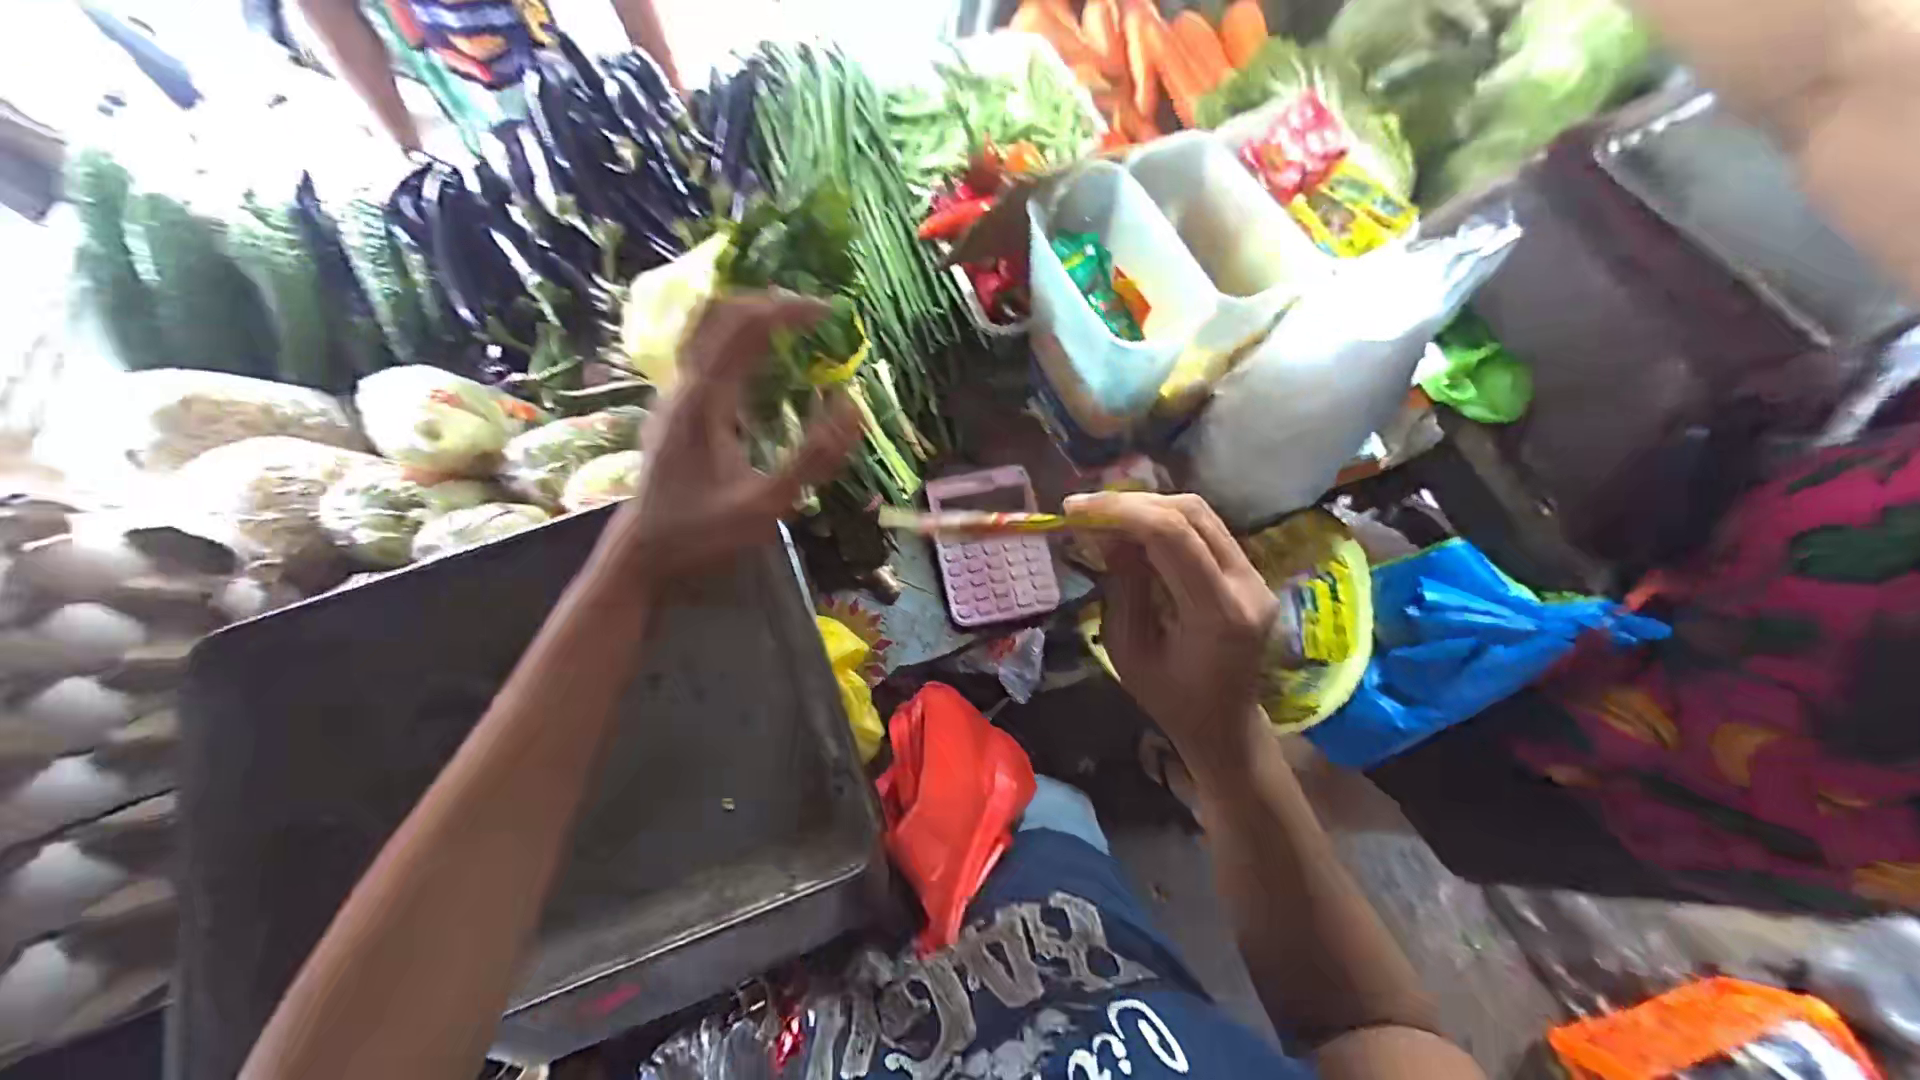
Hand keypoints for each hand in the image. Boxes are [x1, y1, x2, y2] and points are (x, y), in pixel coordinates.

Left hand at [594, 292, 860, 588]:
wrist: (642, 554)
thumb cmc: (702, 534)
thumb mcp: (766, 504)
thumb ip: (813, 458)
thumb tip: (854, 407)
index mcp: (704, 401)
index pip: (745, 328)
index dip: (790, 311)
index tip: (831, 312)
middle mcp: (683, 387)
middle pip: (717, 313)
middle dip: (768, 303)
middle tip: (813, 312)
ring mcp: (673, 397)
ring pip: (705, 330)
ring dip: (749, 318)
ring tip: (793, 326)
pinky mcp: (674, 411)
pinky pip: (704, 355)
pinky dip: (737, 343)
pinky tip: (764, 365)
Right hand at [1066, 492, 1278, 770]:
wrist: (1225, 724)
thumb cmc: (1170, 700)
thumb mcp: (1128, 650)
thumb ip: (1124, 587)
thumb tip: (1107, 533)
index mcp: (1217, 613)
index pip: (1173, 536)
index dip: (1120, 512)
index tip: (1074, 509)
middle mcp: (1246, 585)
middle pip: (1190, 513)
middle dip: (1131, 503)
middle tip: (1084, 510)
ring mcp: (1254, 575)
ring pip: (1200, 513)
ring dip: (1147, 507)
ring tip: (1103, 516)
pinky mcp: (1249, 572)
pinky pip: (1205, 529)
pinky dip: (1164, 521)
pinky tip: (1132, 529)